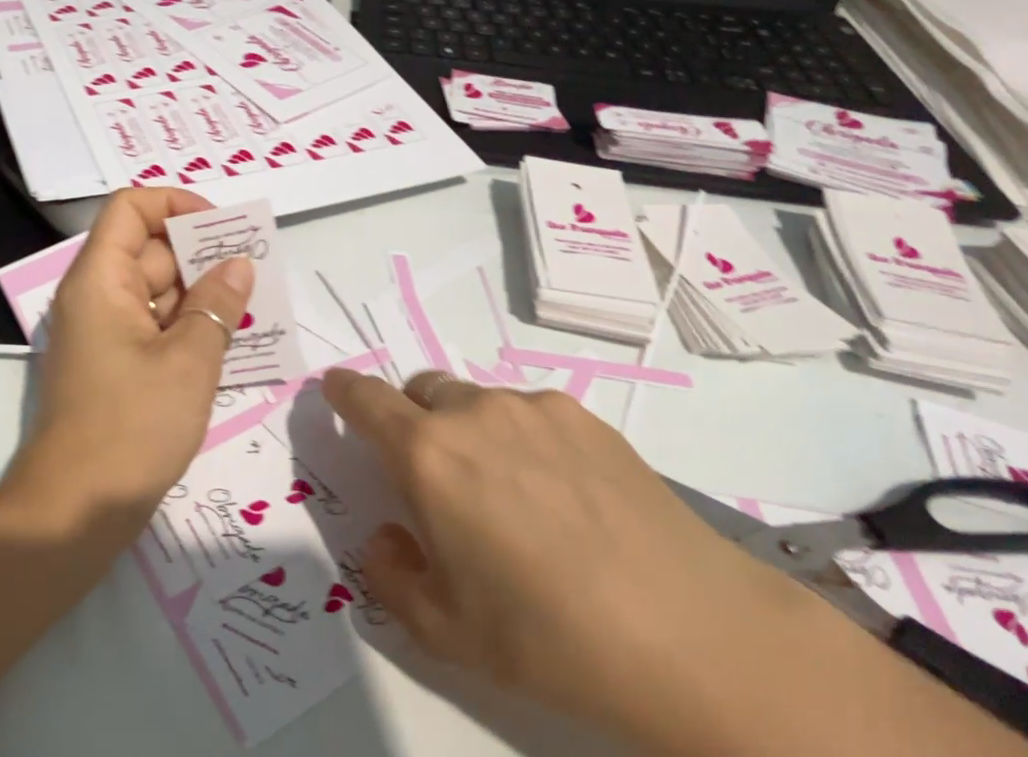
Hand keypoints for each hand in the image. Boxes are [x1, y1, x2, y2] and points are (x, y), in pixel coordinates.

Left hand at [8, 189, 255, 511]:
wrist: (78, 508)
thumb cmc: (133, 426)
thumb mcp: (189, 361)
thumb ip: (217, 305)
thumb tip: (238, 264)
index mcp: (100, 280)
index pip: (131, 208)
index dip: (177, 205)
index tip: (224, 228)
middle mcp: (96, 298)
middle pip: (148, 249)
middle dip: (203, 253)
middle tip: (258, 271)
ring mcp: (103, 335)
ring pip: (157, 292)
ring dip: (203, 294)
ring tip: (257, 306)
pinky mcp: (114, 368)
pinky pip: (155, 328)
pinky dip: (190, 328)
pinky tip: (234, 342)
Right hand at [322, 369, 819, 729]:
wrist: (692, 634)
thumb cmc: (546, 636)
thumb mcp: (442, 629)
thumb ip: (390, 574)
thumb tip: (390, 536)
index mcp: (427, 455)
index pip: (365, 398)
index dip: (343, 392)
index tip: (335, 391)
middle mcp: (476, 414)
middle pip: (422, 391)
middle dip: (409, 420)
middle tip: (429, 478)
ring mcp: (539, 411)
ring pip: (478, 402)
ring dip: (468, 431)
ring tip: (504, 496)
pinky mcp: (592, 422)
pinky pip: (532, 415)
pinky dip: (520, 440)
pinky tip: (558, 497)